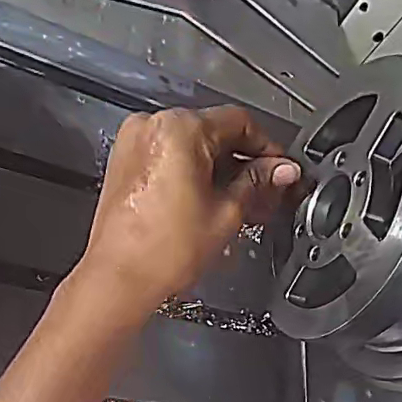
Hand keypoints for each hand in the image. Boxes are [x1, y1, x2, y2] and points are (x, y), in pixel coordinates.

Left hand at [72, 105, 299, 326]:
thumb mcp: (226, 215)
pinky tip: (210, 204)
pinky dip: (194, 175)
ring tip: (240, 205)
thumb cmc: (163, 252)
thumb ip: (256, 185)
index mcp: (180, 129)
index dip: (268, 148)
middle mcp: (153, 126)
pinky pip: (170, 159)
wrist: (120, 278)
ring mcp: (136, 143)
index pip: (239, 122)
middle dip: (243, 163)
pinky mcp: (126, 163)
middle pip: (214, 133)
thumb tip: (280, 171)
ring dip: (220, 171)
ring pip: (192, 147)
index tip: (280, 170)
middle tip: (266, 193)